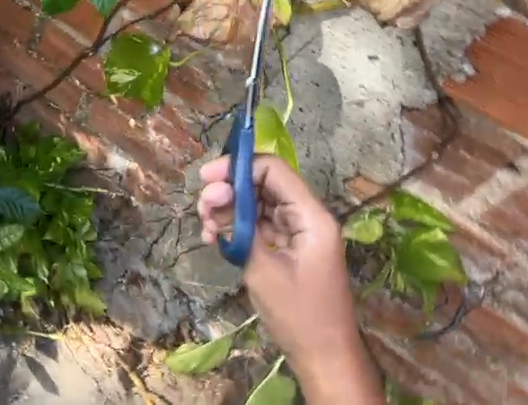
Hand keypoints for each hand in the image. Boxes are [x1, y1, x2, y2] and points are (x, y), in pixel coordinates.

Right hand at [198, 155, 380, 404]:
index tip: (206, 178)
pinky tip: (215, 239)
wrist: (325, 361)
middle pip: (261, 184)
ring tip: (206, 227)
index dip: (237, 167)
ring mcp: (297, 233)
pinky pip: (258, 224)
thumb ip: (240, 224)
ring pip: (255, 203)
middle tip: (202, 207)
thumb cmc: (298, 315)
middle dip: (227, 190)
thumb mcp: (263, 267)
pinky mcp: (288, 248)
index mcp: (311, 217)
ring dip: (227, 209)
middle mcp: (306, 217)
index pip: (272, 170)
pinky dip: (235, 227)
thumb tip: (216, 193)